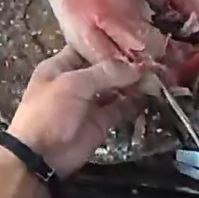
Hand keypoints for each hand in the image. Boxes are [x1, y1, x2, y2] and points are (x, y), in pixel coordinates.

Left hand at [7, 47, 141, 176]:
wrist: (41, 157)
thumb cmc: (49, 113)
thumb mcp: (73, 85)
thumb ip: (105, 73)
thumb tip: (137, 67)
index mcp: (61, 66)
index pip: (88, 47)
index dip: (110, 44)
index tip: (136, 40)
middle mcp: (77, 81)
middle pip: (105, 68)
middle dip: (127, 65)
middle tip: (154, 57)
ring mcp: (90, 102)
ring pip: (116, 88)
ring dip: (133, 83)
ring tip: (157, 75)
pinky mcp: (100, 122)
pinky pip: (120, 109)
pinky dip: (134, 104)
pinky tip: (151, 95)